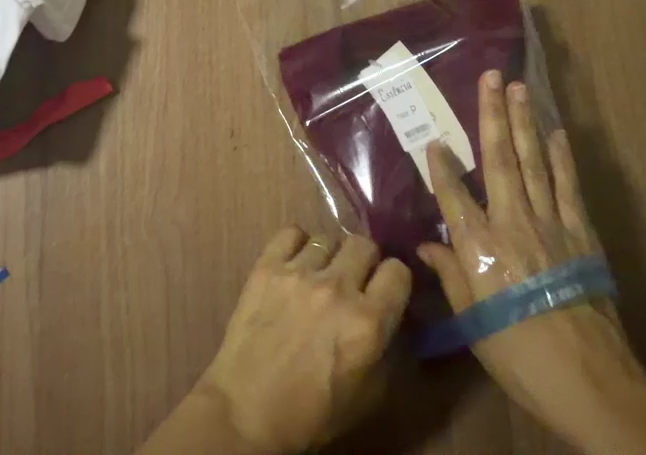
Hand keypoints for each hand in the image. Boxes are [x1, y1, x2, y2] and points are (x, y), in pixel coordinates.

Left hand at [141, 228, 411, 454]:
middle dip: (364, 263)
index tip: (384, 292)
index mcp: (368, 321)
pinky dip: (296, 245)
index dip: (394, 281)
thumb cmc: (313, 413)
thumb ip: (389, 347)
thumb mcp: (369, 393)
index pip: (398, 271)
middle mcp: (337, 289)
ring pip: (328, 238)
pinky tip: (295, 264)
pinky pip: (290, 233)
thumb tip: (394, 314)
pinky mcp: (266, 268)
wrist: (247, 414)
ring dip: (330, 257)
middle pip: (364, 245)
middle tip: (353, 283)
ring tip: (319, 277)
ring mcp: (299, 274)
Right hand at [417, 71, 645, 454]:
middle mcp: (512, 222)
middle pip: (499, 159)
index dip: (441, 165)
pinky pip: (568, 186)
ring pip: (534, 162)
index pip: (453, 194)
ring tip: (519, 88)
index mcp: (479, 246)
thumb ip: (451, 275)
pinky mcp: (580, 233)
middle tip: (491, 76)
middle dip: (493, 115)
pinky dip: (562, 157)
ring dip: (525, 122)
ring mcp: (550, 223)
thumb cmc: (518, 351)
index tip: (432, 138)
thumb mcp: (474, 321)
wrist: (587, 376)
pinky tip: (557, 133)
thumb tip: (427, 245)